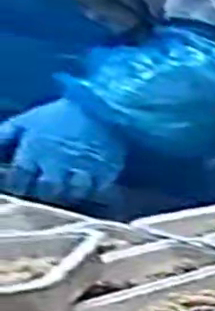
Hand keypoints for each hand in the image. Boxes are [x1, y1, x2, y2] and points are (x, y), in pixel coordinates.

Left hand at [0, 99, 126, 205]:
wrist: (99, 114)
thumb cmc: (58, 116)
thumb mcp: (23, 122)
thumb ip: (6, 137)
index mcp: (34, 150)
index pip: (21, 174)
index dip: (17, 184)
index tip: (18, 190)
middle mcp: (59, 163)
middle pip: (50, 187)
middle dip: (45, 194)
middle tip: (44, 197)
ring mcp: (85, 168)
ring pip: (76, 191)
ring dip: (70, 196)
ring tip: (67, 197)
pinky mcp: (108, 171)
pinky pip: (100, 189)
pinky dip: (94, 194)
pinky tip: (91, 193)